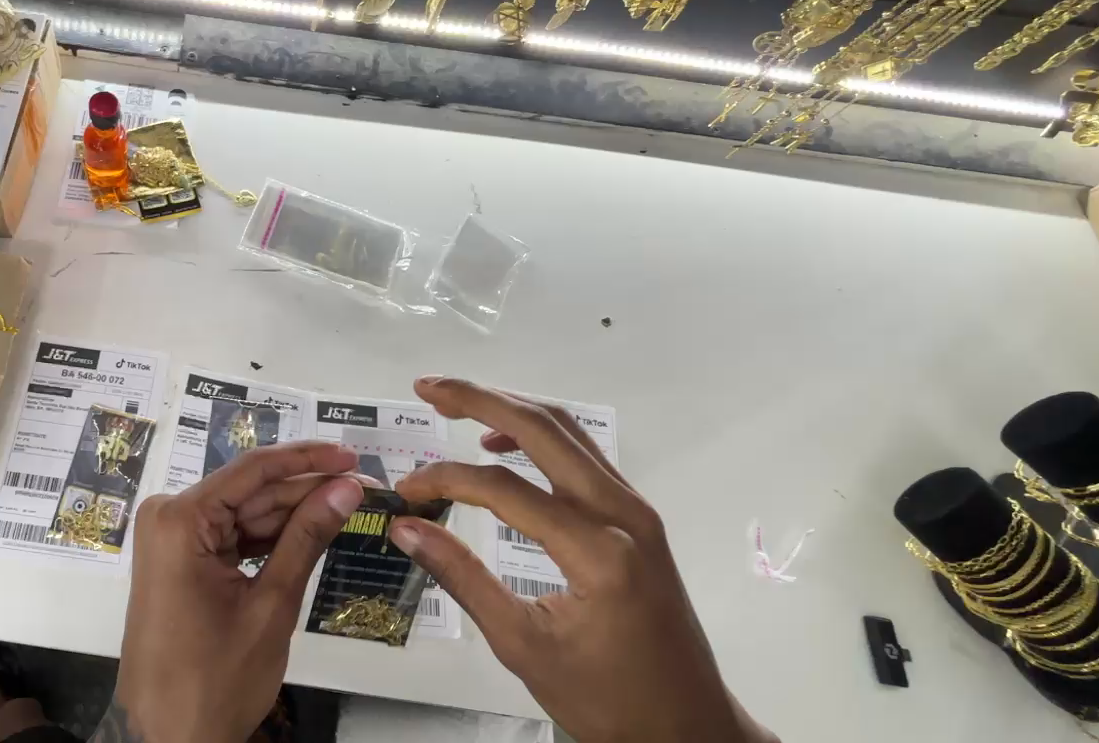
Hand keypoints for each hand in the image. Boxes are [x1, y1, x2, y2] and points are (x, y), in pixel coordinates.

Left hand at [103, 440, 365, 742]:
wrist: (166, 741)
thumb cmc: (214, 680)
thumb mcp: (271, 606)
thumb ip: (307, 538)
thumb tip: (347, 487)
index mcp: (180, 519)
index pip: (252, 470)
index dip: (307, 459)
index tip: (351, 454)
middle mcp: (169, 515)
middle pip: (250, 491)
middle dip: (307, 489)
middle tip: (361, 485)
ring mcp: (172, 537)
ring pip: (245, 512)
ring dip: (293, 512)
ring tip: (346, 504)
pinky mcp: (181, 557)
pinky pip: (232, 534)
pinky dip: (270, 537)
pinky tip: (312, 529)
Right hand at [389, 377, 776, 742]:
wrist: (692, 729)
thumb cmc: (607, 701)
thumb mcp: (523, 646)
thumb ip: (462, 577)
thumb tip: (407, 527)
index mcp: (596, 550)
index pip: (504, 488)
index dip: (446, 480)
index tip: (408, 491)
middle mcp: (621, 511)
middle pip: (543, 429)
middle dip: (479, 399)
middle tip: (427, 389)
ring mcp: (634, 507)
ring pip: (565, 429)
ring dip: (508, 407)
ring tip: (454, 402)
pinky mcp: (635, 513)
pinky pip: (581, 451)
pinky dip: (537, 433)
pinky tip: (502, 443)